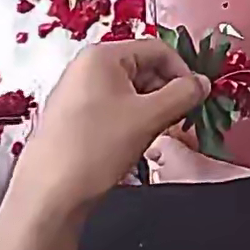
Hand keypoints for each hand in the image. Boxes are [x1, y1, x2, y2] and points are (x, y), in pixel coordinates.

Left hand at [8, 40, 209, 214]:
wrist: (46, 200)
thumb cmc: (96, 148)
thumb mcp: (150, 116)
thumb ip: (185, 93)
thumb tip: (203, 83)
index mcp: (102, 57)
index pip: (159, 50)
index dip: (183, 71)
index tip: (196, 97)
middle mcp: (87, 68)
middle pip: (146, 69)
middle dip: (169, 92)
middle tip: (181, 118)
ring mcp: (78, 93)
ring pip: (134, 91)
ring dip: (155, 108)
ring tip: (159, 132)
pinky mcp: (74, 117)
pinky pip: (117, 107)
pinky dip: (135, 119)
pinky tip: (136, 141)